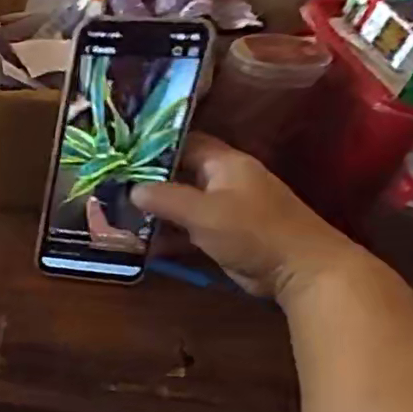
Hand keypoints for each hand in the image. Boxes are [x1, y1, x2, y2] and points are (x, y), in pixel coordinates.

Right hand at [131, 134, 376, 302]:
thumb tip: (133, 189)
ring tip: (119, 217)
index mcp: (224, 162)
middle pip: (179, 174)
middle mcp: (223, 180)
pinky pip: (190, 229)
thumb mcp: (204, 212)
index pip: (183, 142)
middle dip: (148, 183)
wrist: (299, 268)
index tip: (121, 155)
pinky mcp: (224, 235)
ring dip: (156, 213)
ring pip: (182, 204)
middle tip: (113, 188)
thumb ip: (167, 199)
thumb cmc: (253, 231)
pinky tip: (143, 243)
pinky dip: (169, 234)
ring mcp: (224, 208)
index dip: (153, 146)